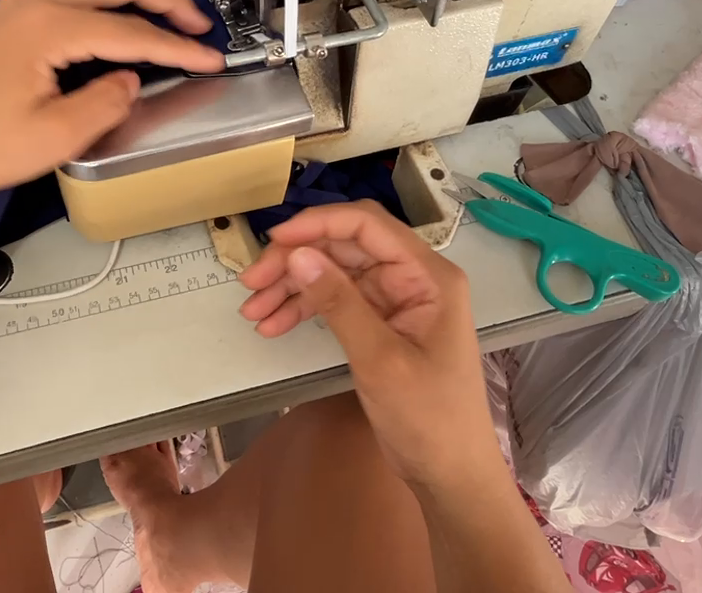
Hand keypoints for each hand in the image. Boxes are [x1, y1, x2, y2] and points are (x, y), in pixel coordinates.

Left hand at [0, 0, 224, 208]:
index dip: (176, 48)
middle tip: (198, 26)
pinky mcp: (6, 14)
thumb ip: (107, 100)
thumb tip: (129, 78)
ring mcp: (15, 2)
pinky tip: (116, 14)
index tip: (213, 61)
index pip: (130, 31)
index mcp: (47, 26)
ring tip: (166, 15)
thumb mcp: (56, 136)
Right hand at [238, 202, 498, 489]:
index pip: (366, 224)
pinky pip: (334, 300)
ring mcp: (394, 298)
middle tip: (251, 284)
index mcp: (427, 274)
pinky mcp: (379, 320)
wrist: (451, 478)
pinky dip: (303, 308)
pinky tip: (272, 324)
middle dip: (295, 260)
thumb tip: (296, 255)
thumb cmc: (429, 418)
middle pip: (343, 246)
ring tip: (252, 310)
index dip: (317, 224)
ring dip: (291, 286)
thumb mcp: (380, 359)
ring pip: (333, 272)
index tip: (274, 241)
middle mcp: (411, 276)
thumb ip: (338, 302)